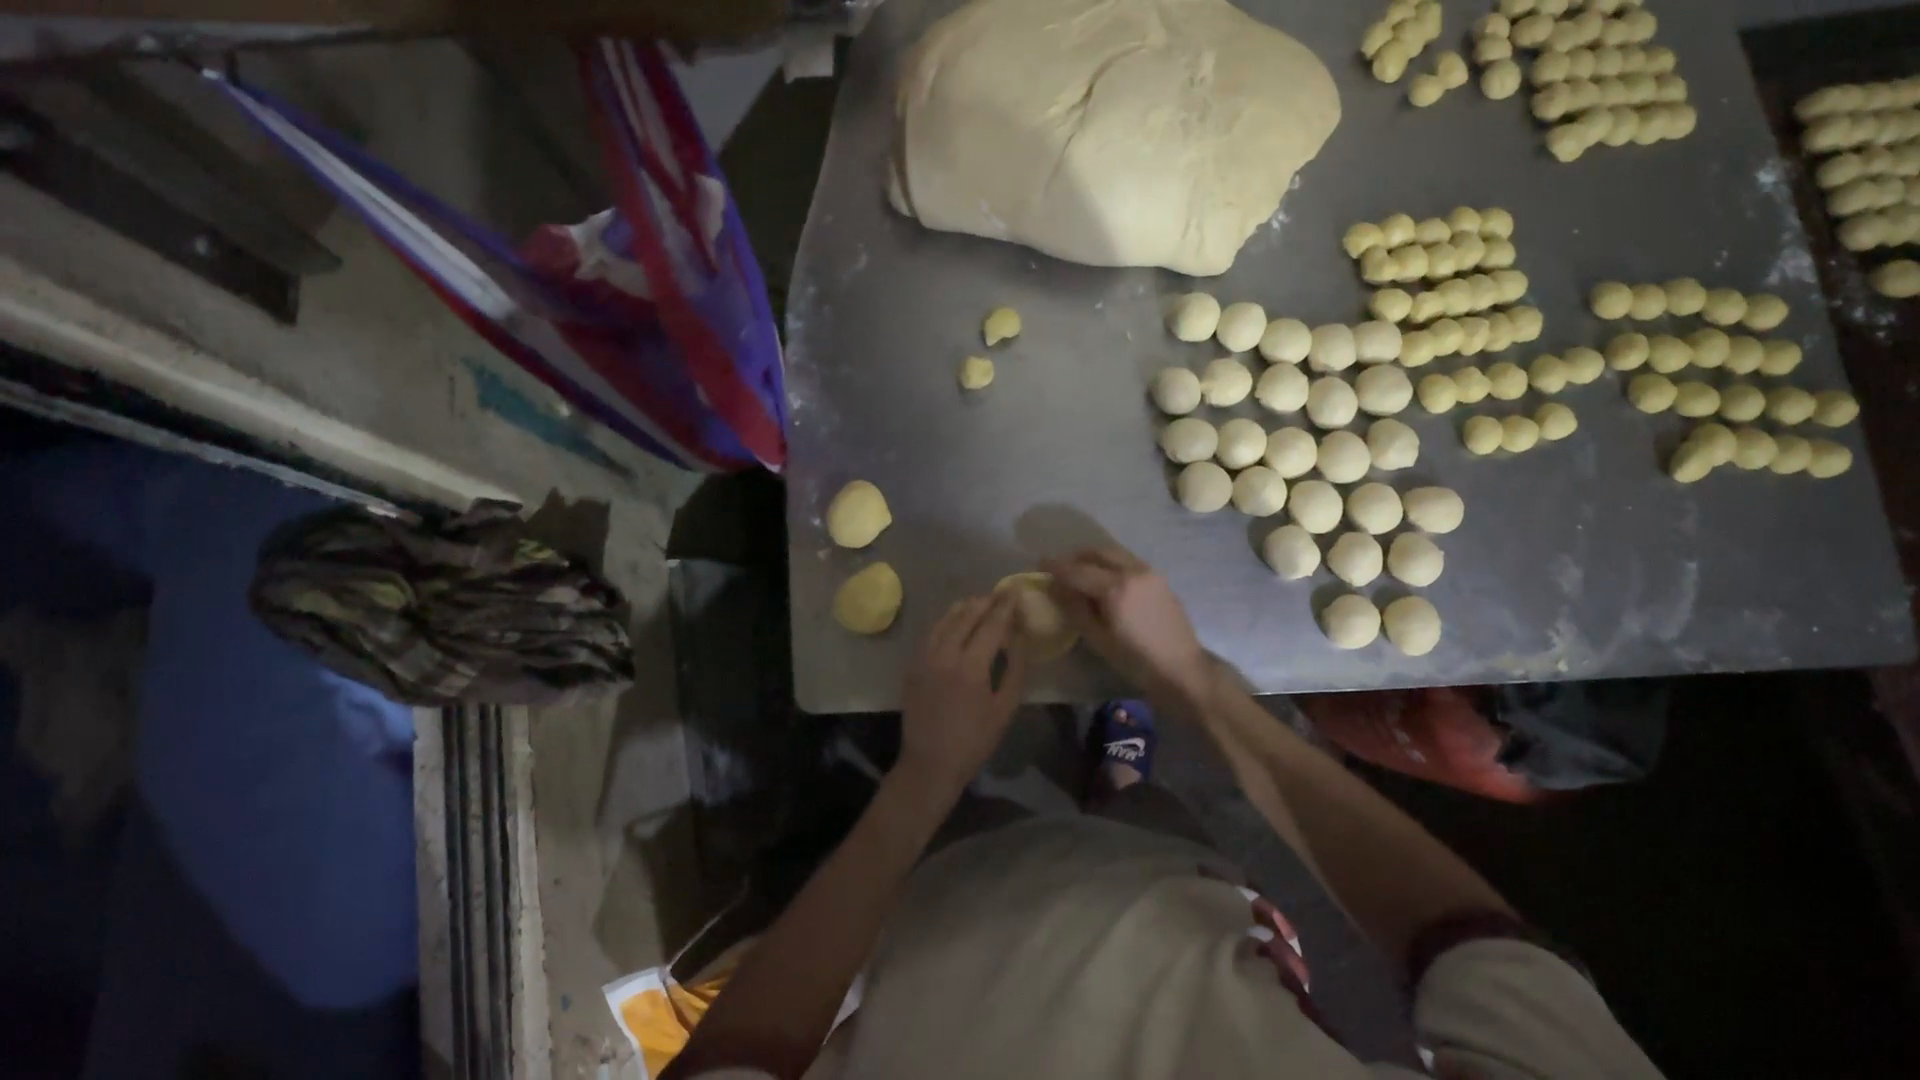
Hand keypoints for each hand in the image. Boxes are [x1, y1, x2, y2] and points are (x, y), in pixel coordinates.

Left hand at [895, 590, 1027, 796]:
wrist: (930, 762)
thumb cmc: (974, 740)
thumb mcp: (1004, 708)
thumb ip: (1014, 670)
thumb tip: (1018, 639)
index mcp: (971, 666)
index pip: (991, 625)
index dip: (1005, 606)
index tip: (1015, 590)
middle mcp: (944, 654)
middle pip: (966, 616)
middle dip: (984, 602)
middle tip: (999, 593)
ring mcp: (924, 658)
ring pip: (944, 621)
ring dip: (963, 608)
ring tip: (978, 602)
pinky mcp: (912, 666)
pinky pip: (930, 634)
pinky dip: (945, 622)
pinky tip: (954, 622)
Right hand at [1040, 547, 1210, 697]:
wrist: (1182, 668)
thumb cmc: (1136, 661)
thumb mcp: (1098, 639)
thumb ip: (1075, 608)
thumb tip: (1056, 587)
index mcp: (1115, 588)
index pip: (1077, 570)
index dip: (1056, 566)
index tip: (1039, 563)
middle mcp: (1133, 571)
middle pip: (1098, 552)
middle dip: (1076, 557)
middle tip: (1061, 569)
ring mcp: (1149, 572)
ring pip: (1115, 553)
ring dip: (1094, 558)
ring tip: (1081, 574)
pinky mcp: (1159, 578)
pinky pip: (1128, 562)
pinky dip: (1111, 564)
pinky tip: (1105, 581)